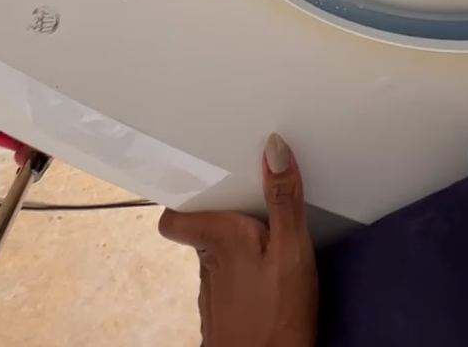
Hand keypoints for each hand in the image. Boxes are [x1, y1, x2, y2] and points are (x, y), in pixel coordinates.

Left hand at [159, 135, 314, 346]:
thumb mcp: (293, 248)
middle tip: (254, 197)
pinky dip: (245, 273)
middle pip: (202, 234)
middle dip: (225, 216)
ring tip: (268, 231)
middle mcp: (207, 267)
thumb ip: (284, 198)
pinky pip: (229, 284)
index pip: (175, 219)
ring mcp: (214, 298)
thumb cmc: (279, 313)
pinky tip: (270, 276)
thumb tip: (274, 147)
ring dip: (236, 246)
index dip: (185, 202)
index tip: (207, 183)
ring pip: (217, 260)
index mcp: (218, 242)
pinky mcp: (226, 320)